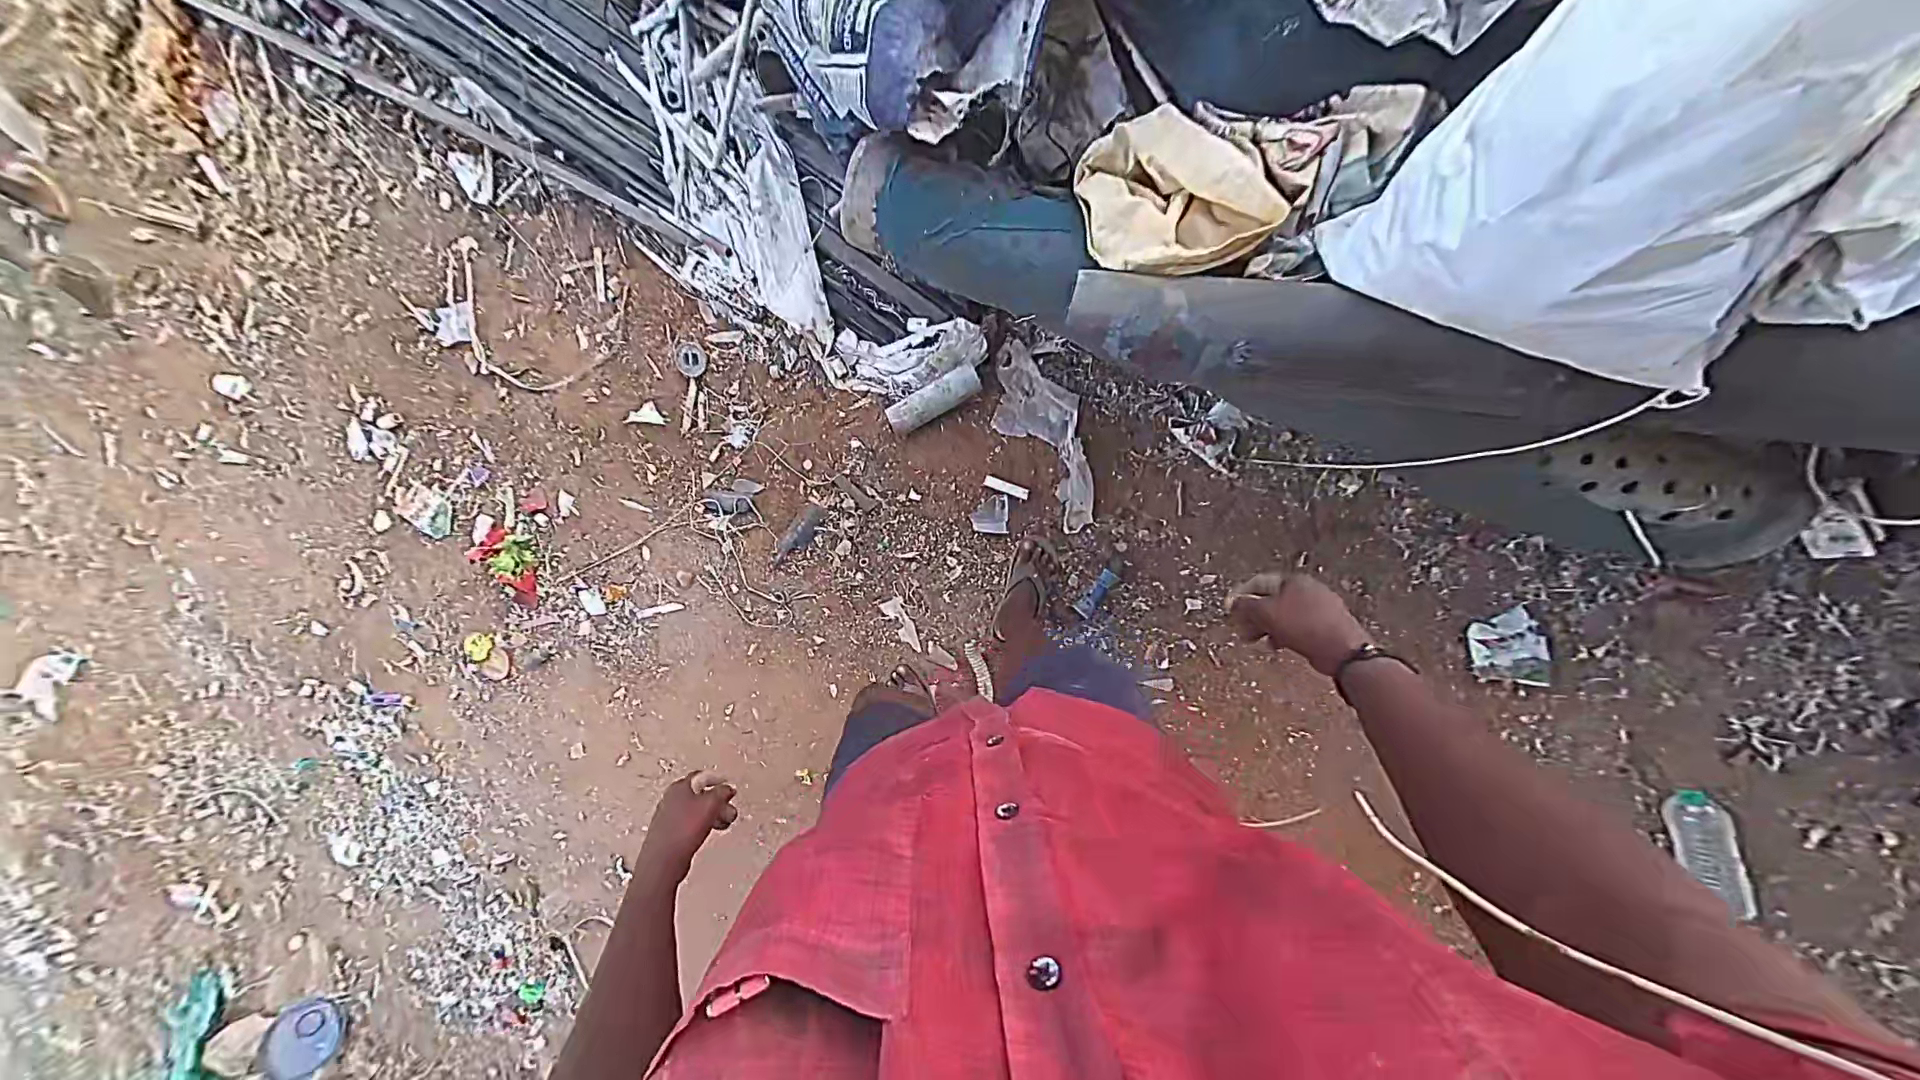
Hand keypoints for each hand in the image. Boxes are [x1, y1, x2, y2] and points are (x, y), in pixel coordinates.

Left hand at [636, 771, 738, 885]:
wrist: (664, 860)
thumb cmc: (682, 832)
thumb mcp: (711, 804)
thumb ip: (722, 792)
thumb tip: (727, 789)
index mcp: (680, 787)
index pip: (702, 776)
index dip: (717, 780)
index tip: (726, 785)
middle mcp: (671, 799)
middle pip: (700, 794)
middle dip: (717, 801)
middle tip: (727, 809)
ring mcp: (668, 816)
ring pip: (695, 809)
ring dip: (711, 814)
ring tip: (721, 823)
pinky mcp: (668, 832)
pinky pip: (688, 823)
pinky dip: (700, 825)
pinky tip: (705, 833)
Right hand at [1227, 572, 1372, 675]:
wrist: (1342, 649)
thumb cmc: (1304, 626)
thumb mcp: (1266, 613)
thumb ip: (1246, 606)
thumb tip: (1235, 602)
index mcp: (1293, 581)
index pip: (1259, 582)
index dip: (1241, 595)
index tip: (1230, 608)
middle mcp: (1307, 590)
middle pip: (1271, 598)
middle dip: (1253, 614)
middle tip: (1241, 627)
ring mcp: (1319, 607)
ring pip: (1283, 614)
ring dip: (1266, 626)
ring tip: (1255, 639)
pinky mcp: (1325, 625)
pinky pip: (1296, 625)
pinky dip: (1283, 633)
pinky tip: (1277, 645)